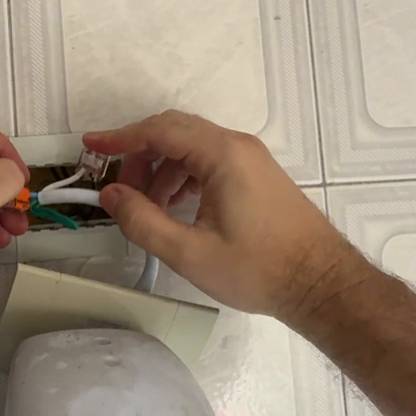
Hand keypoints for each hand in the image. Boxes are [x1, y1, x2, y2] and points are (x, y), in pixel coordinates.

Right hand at [84, 110, 367, 323]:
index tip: (91, 145)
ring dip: (160, 169)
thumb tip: (109, 194)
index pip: (160, 130)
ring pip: (191, 146)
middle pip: (174, 132)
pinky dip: (182, 175)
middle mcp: (236, 146)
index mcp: (222, 155)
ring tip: (145, 206)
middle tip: (118, 188)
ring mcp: (250, 158)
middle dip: (139, 155)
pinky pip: (208, 160)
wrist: (323, 286)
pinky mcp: (256, 174)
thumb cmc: (259, 270)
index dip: (120, 137)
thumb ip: (142, 220)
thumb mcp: (190, 252)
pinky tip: (173, 206)